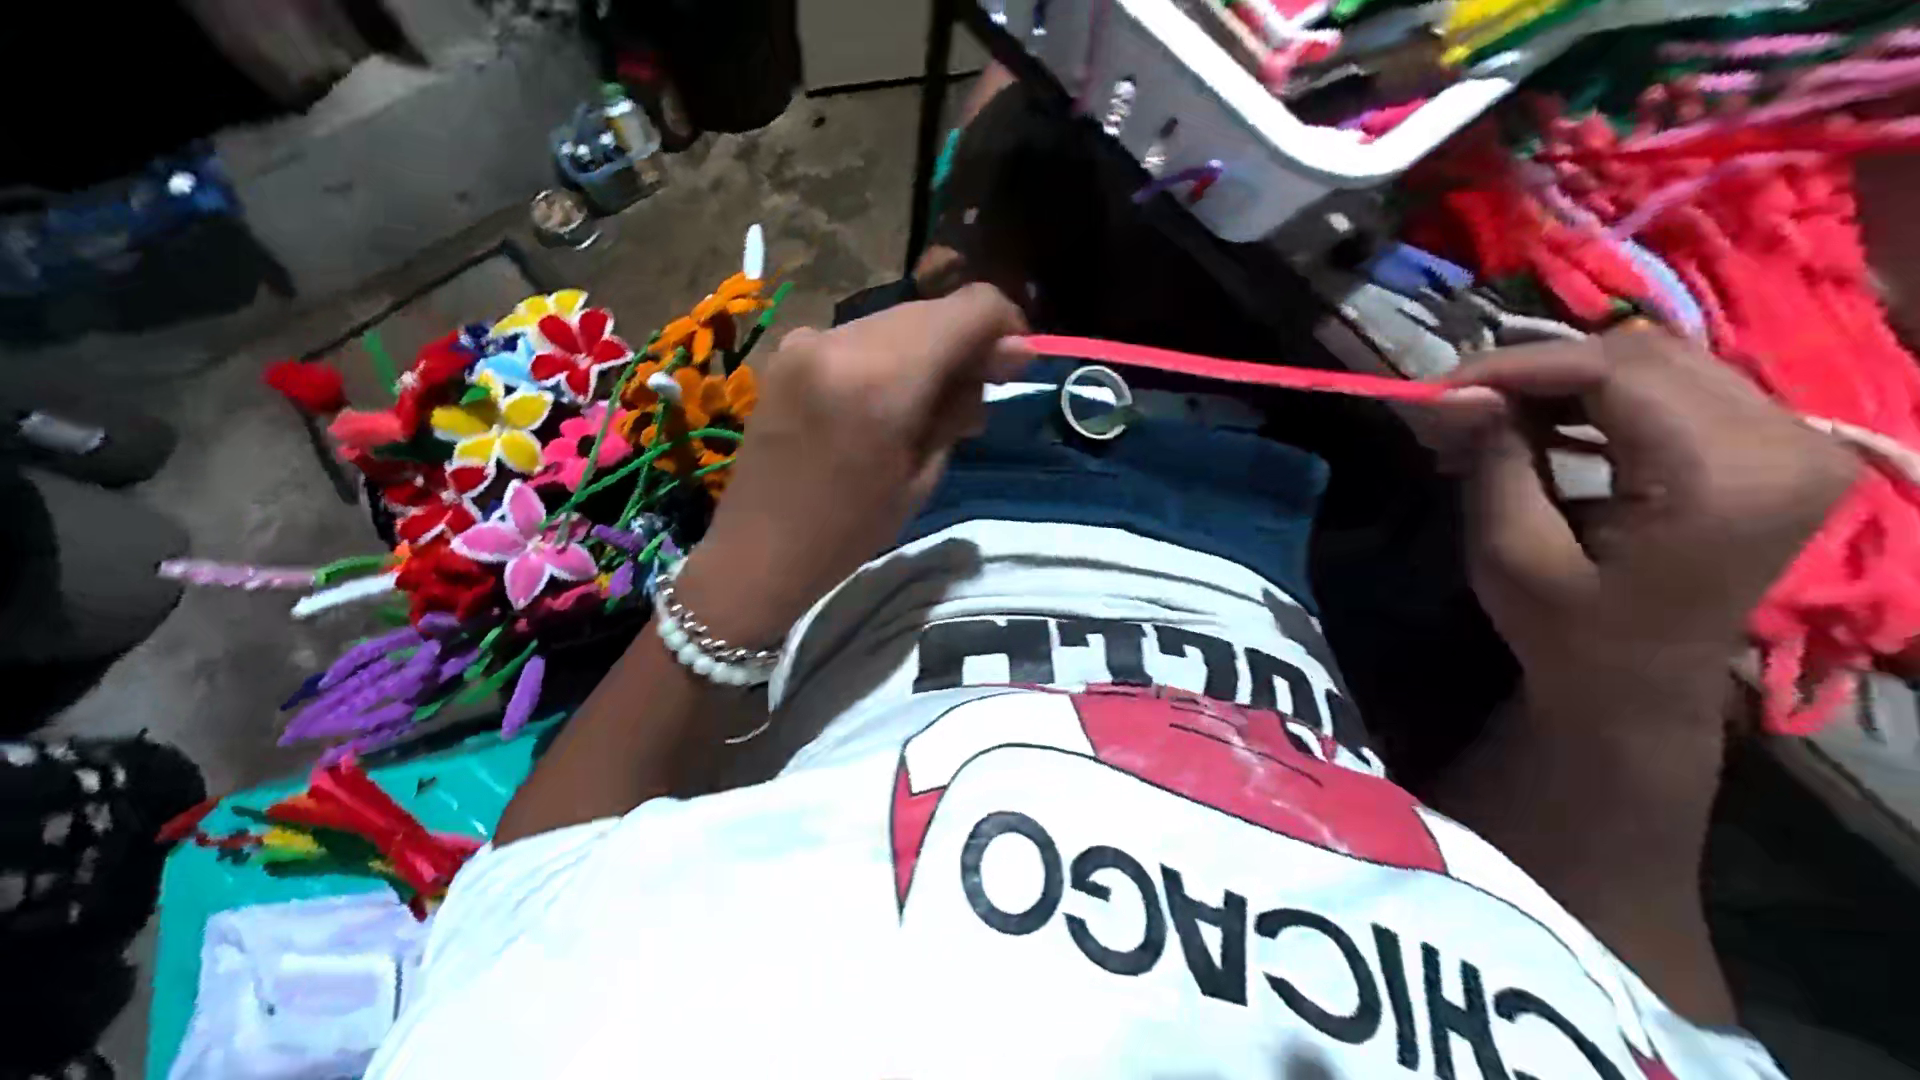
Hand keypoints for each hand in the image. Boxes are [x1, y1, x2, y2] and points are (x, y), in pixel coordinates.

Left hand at [677, 284, 1030, 643]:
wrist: (758, 550)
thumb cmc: (849, 530)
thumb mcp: (923, 475)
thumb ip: (961, 405)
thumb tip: (1008, 356)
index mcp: (883, 377)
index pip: (970, 308)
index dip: (1005, 327)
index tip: (1014, 365)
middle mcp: (842, 340)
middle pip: (932, 312)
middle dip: (966, 342)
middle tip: (978, 393)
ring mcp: (808, 339)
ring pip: (895, 323)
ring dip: (927, 351)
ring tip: (930, 408)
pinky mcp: (788, 351)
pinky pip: (859, 338)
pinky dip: (887, 358)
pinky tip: (886, 403)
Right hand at [1444, 325, 1858, 710]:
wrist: (1638, 686)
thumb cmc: (1566, 631)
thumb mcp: (1509, 551)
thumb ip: (1493, 460)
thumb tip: (1456, 393)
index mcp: (1722, 479)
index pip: (1618, 370)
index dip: (1518, 366)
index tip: (1440, 388)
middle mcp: (1786, 443)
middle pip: (1643, 355)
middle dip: (1534, 370)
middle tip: (1459, 404)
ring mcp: (1795, 441)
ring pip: (1660, 361)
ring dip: (1563, 380)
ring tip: (1494, 415)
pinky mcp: (1777, 447)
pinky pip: (1678, 386)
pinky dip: (1599, 395)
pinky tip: (1546, 422)